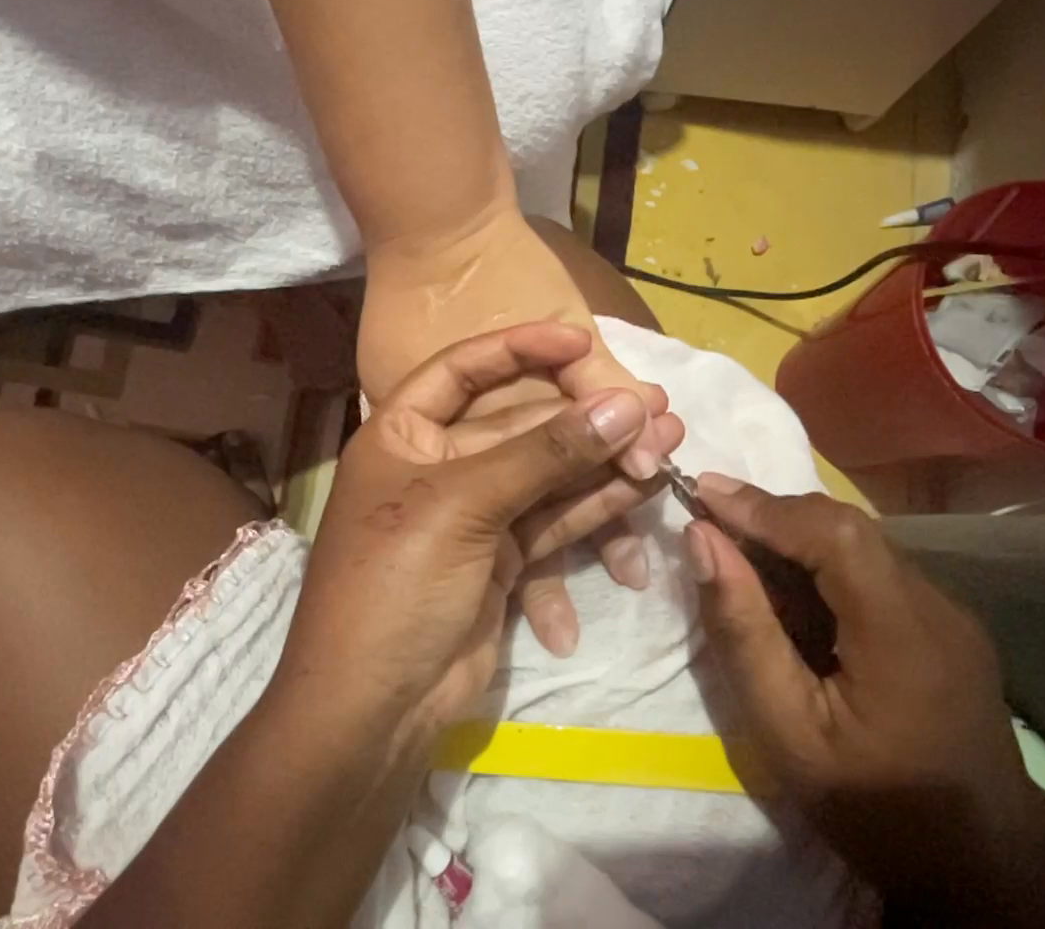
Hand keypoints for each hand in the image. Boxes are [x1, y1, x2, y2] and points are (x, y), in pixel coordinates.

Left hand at [278, 322, 655, 740]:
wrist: (376, 705)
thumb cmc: (396, 582)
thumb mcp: (464, 506)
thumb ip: (546, 454)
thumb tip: (625, 405)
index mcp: (401, 433)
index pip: (462, 369)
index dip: (519, 348)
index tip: (581, 339)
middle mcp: (436, 464)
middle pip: (518, 424)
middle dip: (583, 415)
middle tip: (655, 404)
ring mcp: (472, 514)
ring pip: (546, 473)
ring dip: (602, 457)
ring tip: (668, 438)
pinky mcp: (502, 558)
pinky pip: (553, 517)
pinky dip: (595, 503)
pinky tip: (642, 485)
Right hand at [683, 477, 1039, 898]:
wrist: (981, 863)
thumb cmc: (870, 806)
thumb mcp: (785, 731)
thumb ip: (742, 631)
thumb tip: (701, 541)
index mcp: (902, 634)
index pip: (835, 533)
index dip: (765, 506)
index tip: (700, 494)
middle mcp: (936, 606)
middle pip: (848, 528)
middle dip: (772, 514)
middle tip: (707, 516)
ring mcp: (947, 613)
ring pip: (859, 543)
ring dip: (792, 535)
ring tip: (733, 545)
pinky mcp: (943, 624)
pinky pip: (871, 570)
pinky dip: (817, 563)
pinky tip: (784, 587)